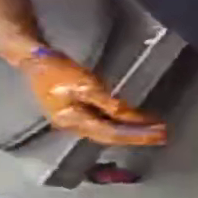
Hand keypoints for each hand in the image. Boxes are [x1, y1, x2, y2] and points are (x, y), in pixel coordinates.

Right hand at [19, 49, 167, 146]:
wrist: (33, 60)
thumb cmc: (58, 71)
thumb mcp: (85, 85)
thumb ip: (109, 103)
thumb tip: (131, 117)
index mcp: (73, 121)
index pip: (112, 133)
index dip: (137, 135)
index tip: (159, 133)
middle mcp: (74, 126)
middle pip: (112, 136)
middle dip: (139, 136)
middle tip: (164, 135)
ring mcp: (76, 122)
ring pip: (110, 132)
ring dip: (134, 132)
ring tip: (156, 131)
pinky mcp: (79, 115)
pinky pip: (106, 124)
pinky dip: (124, 125)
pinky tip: (137, 123)